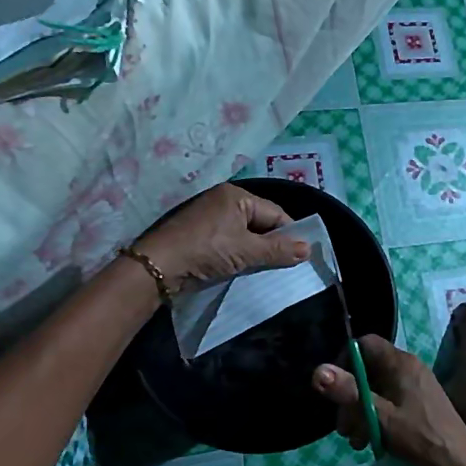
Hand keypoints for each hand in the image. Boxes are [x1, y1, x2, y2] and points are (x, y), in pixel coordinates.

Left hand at [130, 183, 309, 290]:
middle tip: (284, 265)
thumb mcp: (246, 251)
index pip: (275, 213)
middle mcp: (223, 201)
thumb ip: (278, 250)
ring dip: (255, 251)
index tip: (299, 256)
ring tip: (265, 270)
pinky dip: (239, 255)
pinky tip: (243, 269)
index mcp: (236, 195)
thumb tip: (309, 249)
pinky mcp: (199, 236)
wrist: (156, 268)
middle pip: (261, 222)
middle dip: (272, 243)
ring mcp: (209, 218)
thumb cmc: (205, 250)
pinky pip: (230, 242)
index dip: (289, 234)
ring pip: (245, 234)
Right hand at [312, 335, 465, 465]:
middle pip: (368, 369)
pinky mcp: (421, 402)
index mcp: (400, 363)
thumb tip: (317, 371)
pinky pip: (390, 400)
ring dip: (361, 412)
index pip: (365, 343)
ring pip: (378, 389)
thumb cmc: (417, 435)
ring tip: (357, 440)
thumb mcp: (378, 415)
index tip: (333, 389)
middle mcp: (409, 367)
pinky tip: (372, 441)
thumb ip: (348, 392)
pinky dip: (377, 416)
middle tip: (344, 428)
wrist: (457, 462)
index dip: (344, 361)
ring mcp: (416, 384)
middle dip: (350, 396)